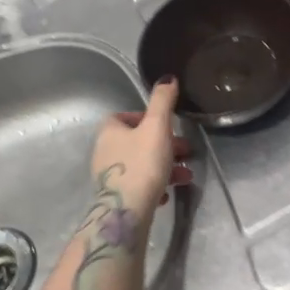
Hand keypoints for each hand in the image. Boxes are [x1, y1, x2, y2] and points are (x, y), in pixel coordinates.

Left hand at [91, 77, 193, 208]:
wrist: (127, 211)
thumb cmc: (142, 163)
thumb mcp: (157, 127)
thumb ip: (163, 101)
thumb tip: (167, 78)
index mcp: (110, 131)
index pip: (124, 116)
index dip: (146, 118)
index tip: (167, 126)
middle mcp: (104, 151)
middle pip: (137, 141)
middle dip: (163, 145)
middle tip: (185, 150)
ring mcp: (109, 176)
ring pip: (141, 164)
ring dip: (164, 167)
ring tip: (185, 175)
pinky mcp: (116, 198)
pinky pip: (138, 185)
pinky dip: (154, 185)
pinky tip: (168, 193)